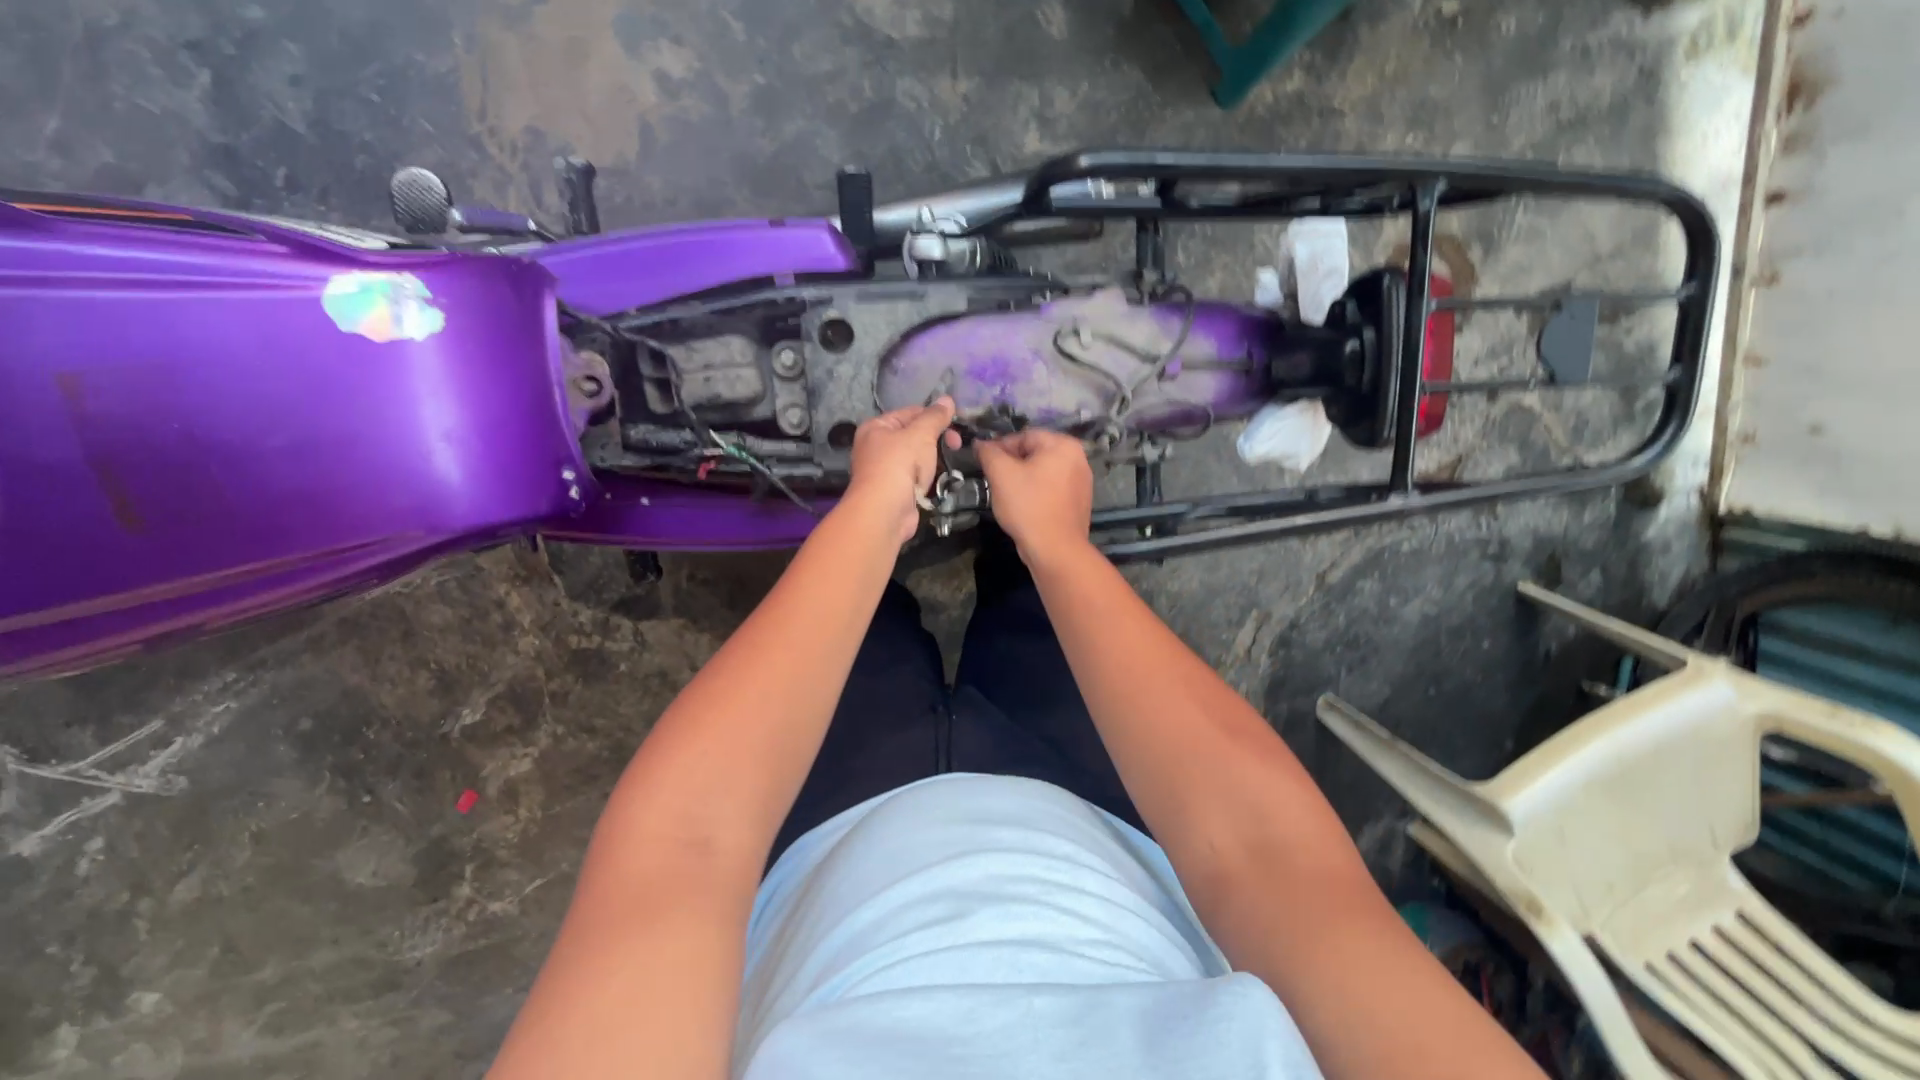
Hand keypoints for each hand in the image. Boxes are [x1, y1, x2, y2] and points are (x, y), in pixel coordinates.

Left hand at [845, 396, 960, 543]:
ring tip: (947, 463)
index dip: (934, 416)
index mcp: (877, 427)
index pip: (910, 412)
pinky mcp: (894, 490)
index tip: (957, 423)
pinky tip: (937, 480)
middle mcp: (876, 446)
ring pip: (916, 457)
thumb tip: (948, 399)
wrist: (885, 510)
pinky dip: (927, 477)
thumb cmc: (900, 464)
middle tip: (957, 444)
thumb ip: (935, 417)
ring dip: (933, 459)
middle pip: (913, 435)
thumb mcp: (921, 434)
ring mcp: (885, 470)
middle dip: (936, 439)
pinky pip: (915, 477)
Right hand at [976, 430, 1093, 565]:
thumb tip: (981, 443)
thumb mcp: (1001, 474)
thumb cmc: (1028, 506)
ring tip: (1007, 495)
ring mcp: (1082, 482)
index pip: (1024, 436)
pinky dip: (1036, 493)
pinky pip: (1052, 489)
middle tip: (994, 480)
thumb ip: (989, 453)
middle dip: (1012, 464)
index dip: (1000, 447)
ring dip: (1023, 479)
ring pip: (1043, 472)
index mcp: (1063, 445)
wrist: (1055, 549)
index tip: (984, 462)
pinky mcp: (1079, 502)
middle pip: (1035, 453)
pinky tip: (1024, 507)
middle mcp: (1078, 458)